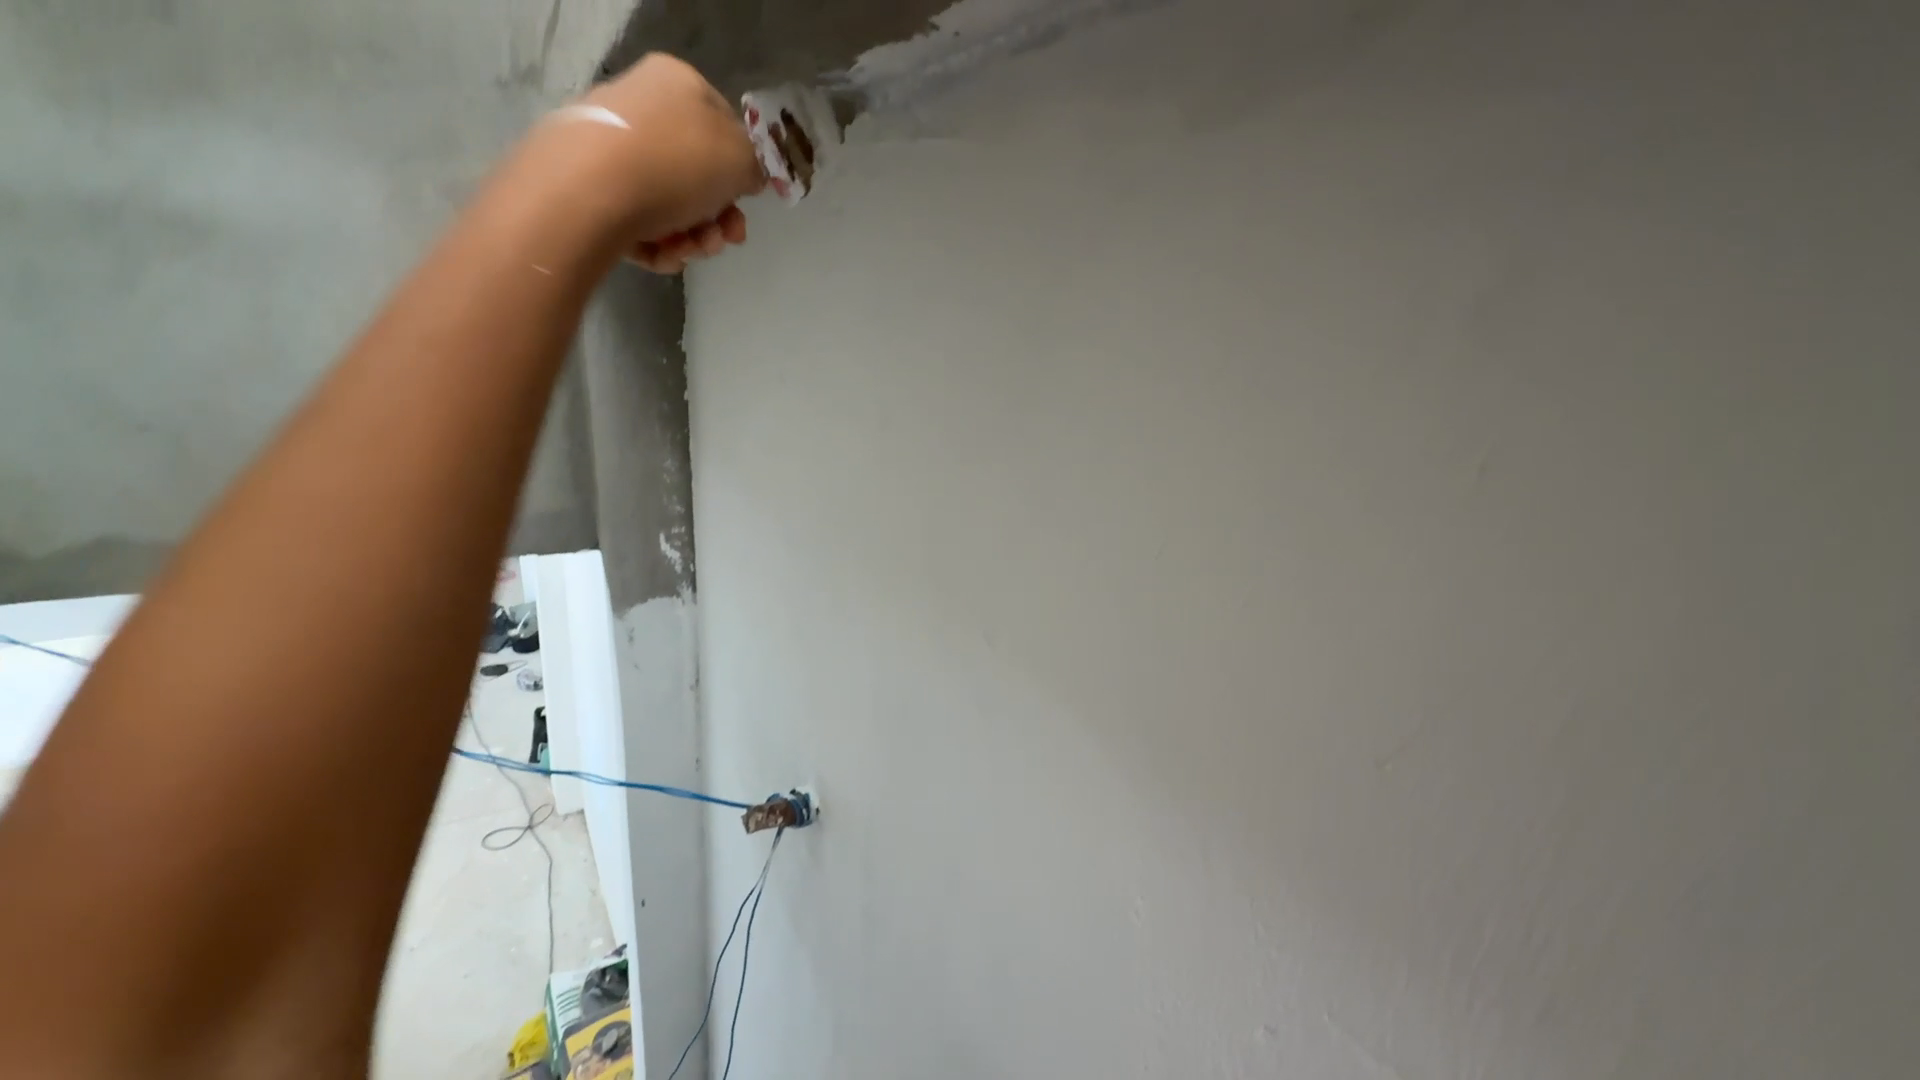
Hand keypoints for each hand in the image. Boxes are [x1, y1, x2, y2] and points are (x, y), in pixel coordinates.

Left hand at [577, 53, 765, 272]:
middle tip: (725, 240)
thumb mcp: (740, 159)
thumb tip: (746, 176)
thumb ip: (753, 167)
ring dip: (692, 236)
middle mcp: (640, 107)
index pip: (723, 123)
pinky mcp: (586, 187)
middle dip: (717, 216)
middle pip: (696, 172)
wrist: (587, 192)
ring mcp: (609, 147)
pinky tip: (662, 256)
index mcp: (676, 83)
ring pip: (669, 202)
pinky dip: (656, 244)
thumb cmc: (676, 162)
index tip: (746, 201)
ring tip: (690, 252)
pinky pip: (636, 220)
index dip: (740, 168)